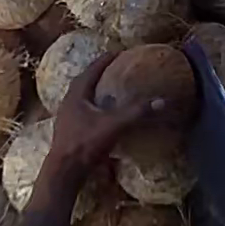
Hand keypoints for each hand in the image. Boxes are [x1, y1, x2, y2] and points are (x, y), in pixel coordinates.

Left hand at [43, 51, 164, 180]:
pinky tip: (104, 114)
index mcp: (77, 94)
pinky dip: (95, 106)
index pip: (92, 69)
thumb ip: (136, 112)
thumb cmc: (85, 144)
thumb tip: (161, 101)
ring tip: (111, 88)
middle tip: (116, 67)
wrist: (64, 173)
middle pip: (85, 81)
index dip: (105, 59)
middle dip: (100, 73)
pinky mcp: (69, 131)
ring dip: (96, 90)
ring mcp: (67, 117)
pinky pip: (83, 110)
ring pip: (83, 97)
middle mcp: (69, 102)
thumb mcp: (114, 125)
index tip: (118, 51)